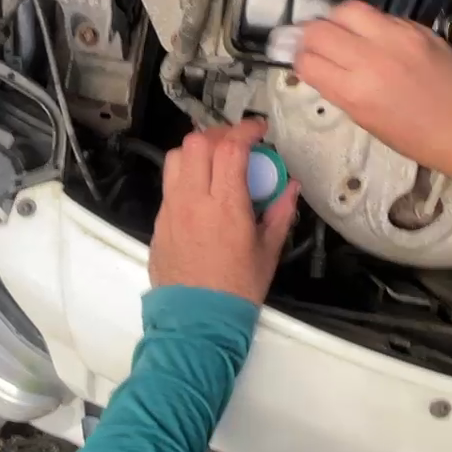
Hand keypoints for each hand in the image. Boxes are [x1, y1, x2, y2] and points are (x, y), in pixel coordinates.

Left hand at [149, 118, 300, 304]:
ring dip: (197, 151)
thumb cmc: (237, 290)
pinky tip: (202, 192)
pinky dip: (187, 176)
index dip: (246, 130)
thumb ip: (279, 213)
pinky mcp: (159, 222)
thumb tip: (291, 187)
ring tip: (216, 162)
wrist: (197, 321)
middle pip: (197, 143)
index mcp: (225, 206)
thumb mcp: (267, 252)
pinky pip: (170, 185)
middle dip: (220, 134)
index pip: (231, 149)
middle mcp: (193, 201)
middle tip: (238, 144)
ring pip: (176, 158)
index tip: (259, 131)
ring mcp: (171, 210)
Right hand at [294, 0, 451, 172]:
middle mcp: (372, 58)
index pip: (307, 61)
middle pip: (319, 29)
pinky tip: (373, 39)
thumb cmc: (415, 137)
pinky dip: (368, 24)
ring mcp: (396, 37)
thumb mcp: (365, 120)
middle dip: (307, 35)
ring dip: (335, 20)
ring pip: (347, 9)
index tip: (298, 59)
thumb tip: (319, 66)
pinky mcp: (415, 27)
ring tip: (340, 33)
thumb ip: (339, 89)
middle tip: (310, 42)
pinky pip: (379, 15)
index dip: (297, 59)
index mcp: (356, 91)